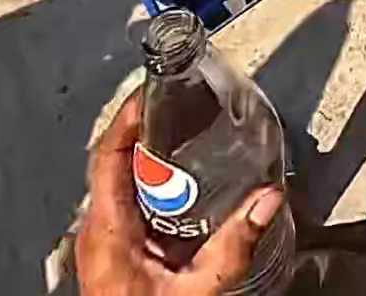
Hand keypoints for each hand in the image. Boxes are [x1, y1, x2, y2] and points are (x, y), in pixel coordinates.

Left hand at [75, 92, 284, 295]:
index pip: (105, 156)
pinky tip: (175, 171)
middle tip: (177, 101)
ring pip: (116, 177)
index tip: (152, 91)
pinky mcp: (111, 249)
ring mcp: (100, 239)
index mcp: (106, 232)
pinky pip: (124, 196)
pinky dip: (146, 172)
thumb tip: (269, 197)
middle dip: (142, 124)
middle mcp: (96, 230)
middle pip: (111, 159)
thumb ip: (232, 247)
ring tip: (179, 124)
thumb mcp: (195, 294)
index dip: (126, 118)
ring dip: (143, 147)